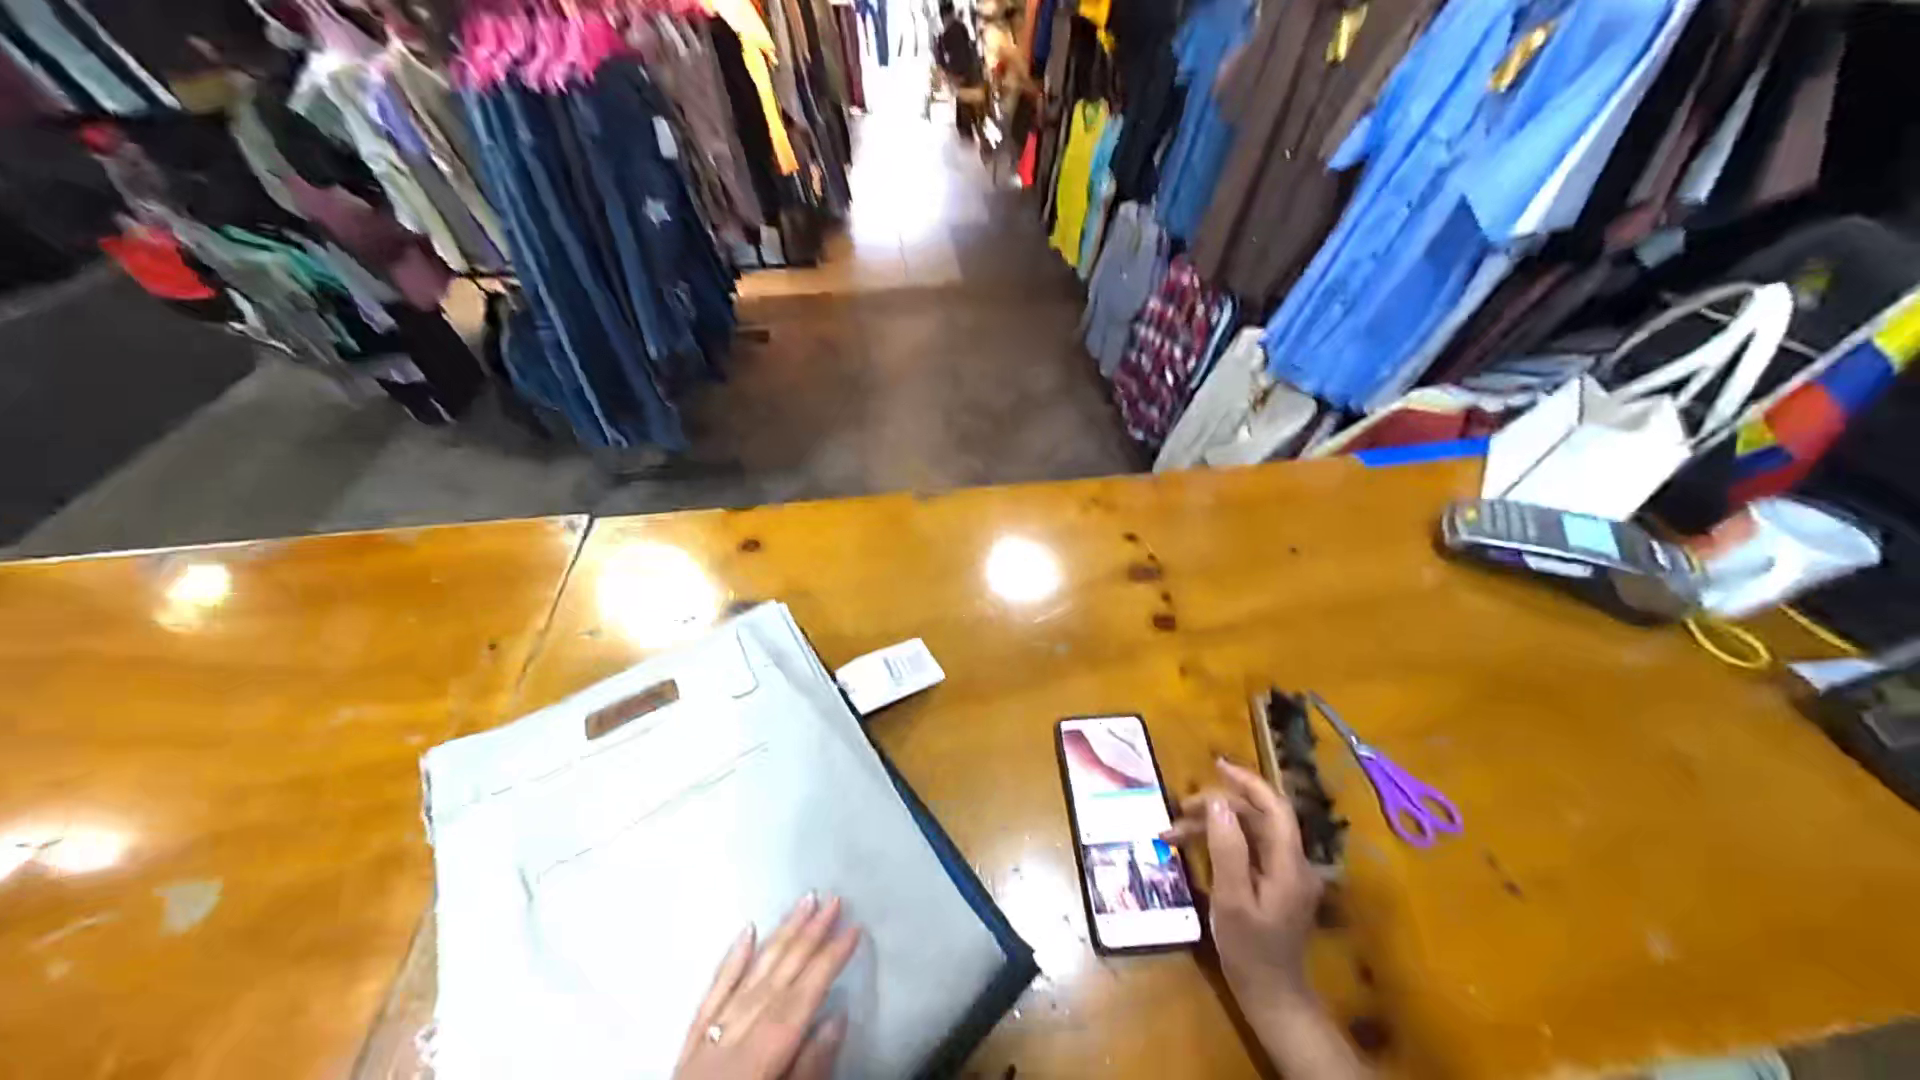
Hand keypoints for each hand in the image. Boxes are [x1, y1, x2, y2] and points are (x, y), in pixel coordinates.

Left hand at [673, 894, 862, 1079]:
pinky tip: (747, 931)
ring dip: (779, 937)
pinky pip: (711, 996)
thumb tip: (836, 1016)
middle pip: (775, 980)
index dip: (827, 963)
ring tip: (803, 902)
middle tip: (833, 900)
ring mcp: (706, 1041)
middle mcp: (730, 1043)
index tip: (854, 928)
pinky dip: (730, 962)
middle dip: (807, 938)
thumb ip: (808, 1072)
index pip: (798, 1001)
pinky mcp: (688, 1047)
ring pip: (748, 978)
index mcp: (756, 1063)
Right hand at [1163, 758, 1322, 1019]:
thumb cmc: (1251, 951)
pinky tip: (1191, 849)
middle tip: (1178, 811)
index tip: (1217, 765)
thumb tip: (1218, 803)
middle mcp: (1292, 862)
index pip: (1274, 807)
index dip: (1248, 782)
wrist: (1272, 997)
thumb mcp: (1232, 899)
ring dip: (1212, 826)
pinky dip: (1219, 844)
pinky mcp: (1273, 884)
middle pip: (1256, 817)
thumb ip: (1227, 849)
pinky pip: (1247, 850)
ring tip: (1173, 833)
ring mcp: (1284, 874)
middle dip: (1217, 807)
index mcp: (1289, 863)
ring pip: (1248, 832)